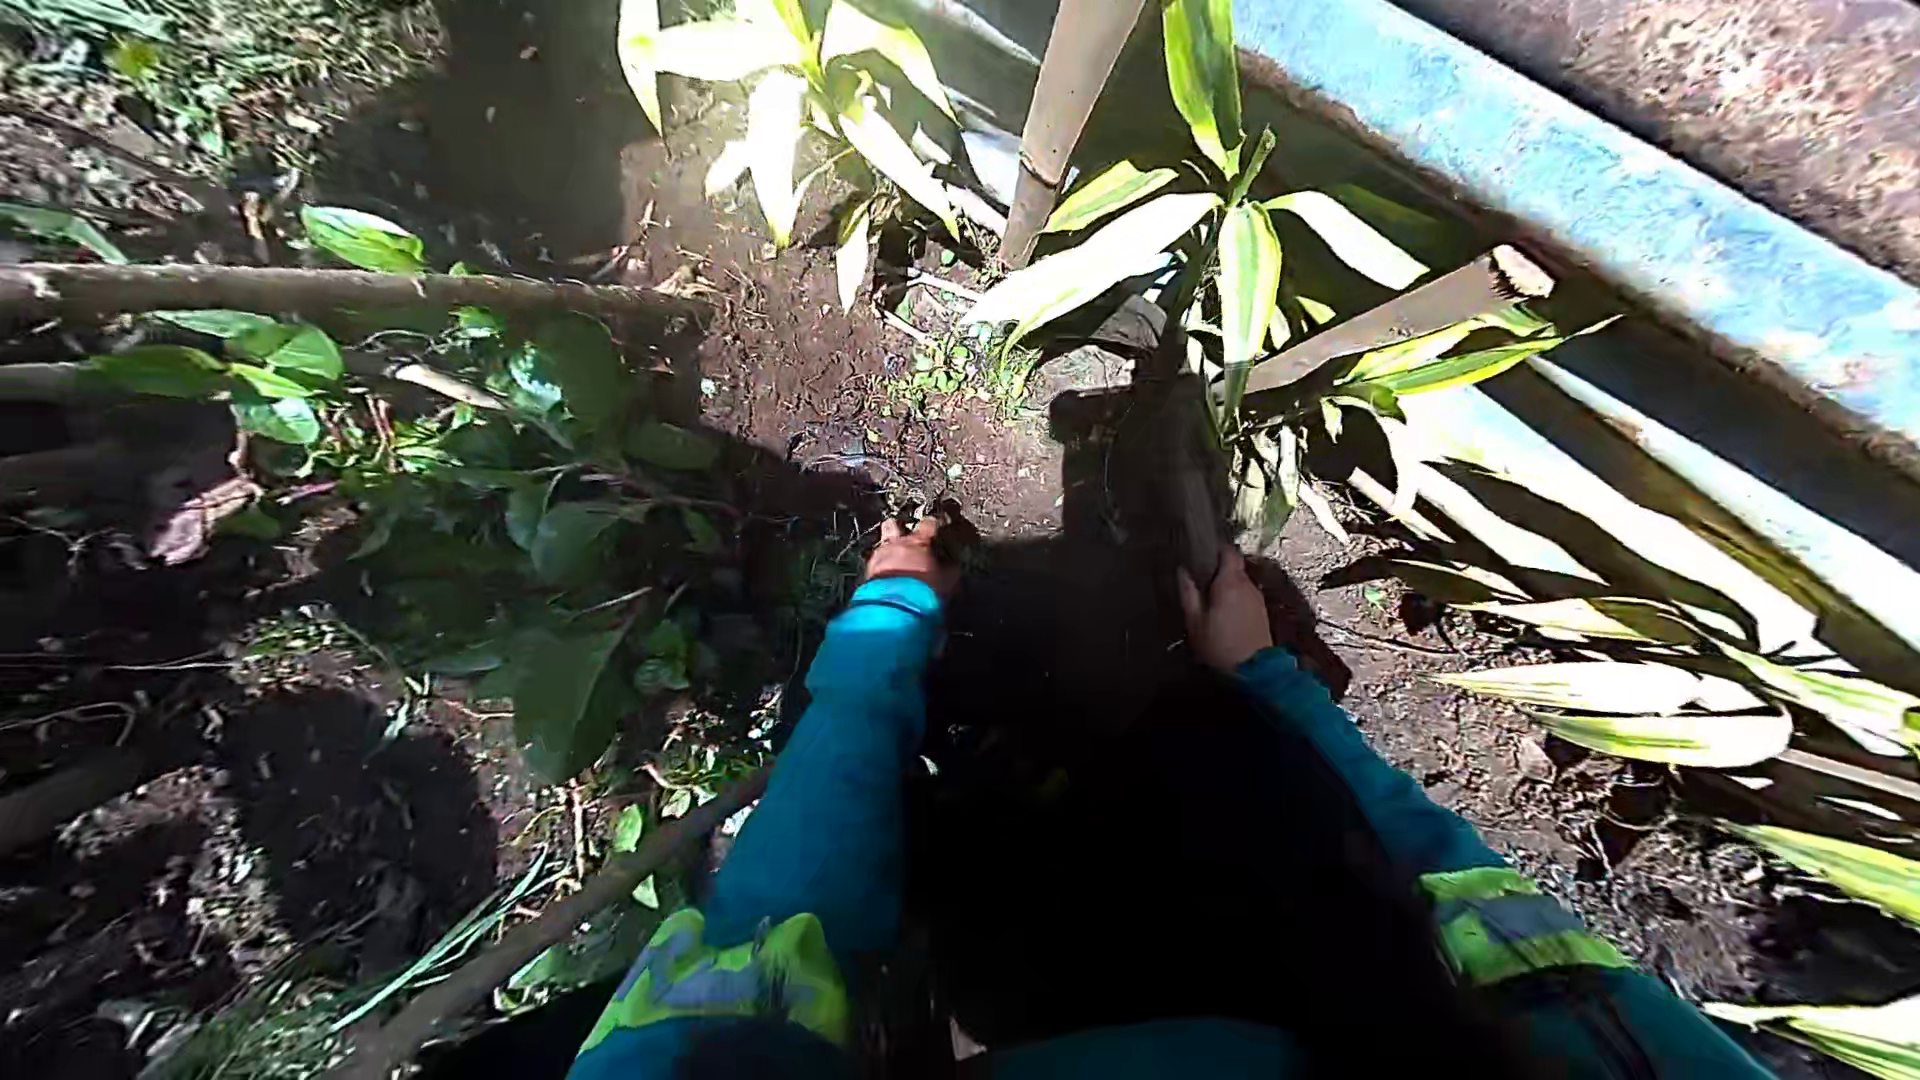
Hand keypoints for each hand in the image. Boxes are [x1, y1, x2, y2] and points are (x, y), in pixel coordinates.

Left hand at [866, 516, 959, 597]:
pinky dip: (880, 567)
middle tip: (906, 537)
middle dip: (899, 527)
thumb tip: (954, 567)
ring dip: (888, 549)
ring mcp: (880, 555)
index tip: (935, 525)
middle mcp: (897, 544)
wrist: (895, 607)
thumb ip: (950, 571)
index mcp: (919, 542)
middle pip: (894, 524)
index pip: (928, 523)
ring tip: (896, 560)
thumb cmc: (923, 591)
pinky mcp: (868, 571)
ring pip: (882, 544)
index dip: (932, 523)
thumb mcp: (946, 582)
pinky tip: (886, 576)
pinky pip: (874, 563)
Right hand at [1177, 545, 1273, 672]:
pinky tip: (1222, 610)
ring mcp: (1257, 598)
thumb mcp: (1195, 620)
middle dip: (1217, 569)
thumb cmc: (1218, 644)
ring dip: (1225, 584)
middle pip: (1234, 566)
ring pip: (1240, 581)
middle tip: (1198, 579)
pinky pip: (1245, 594)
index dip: (1215, 550)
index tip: (1200, 554)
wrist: (1254, 671)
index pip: (1228, 552)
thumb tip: (1182, 571)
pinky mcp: (1261, 611)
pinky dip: (1234, 595)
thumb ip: (1188, 592)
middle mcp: (1248, 585)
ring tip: (1208, 597)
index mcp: (1230, 583)